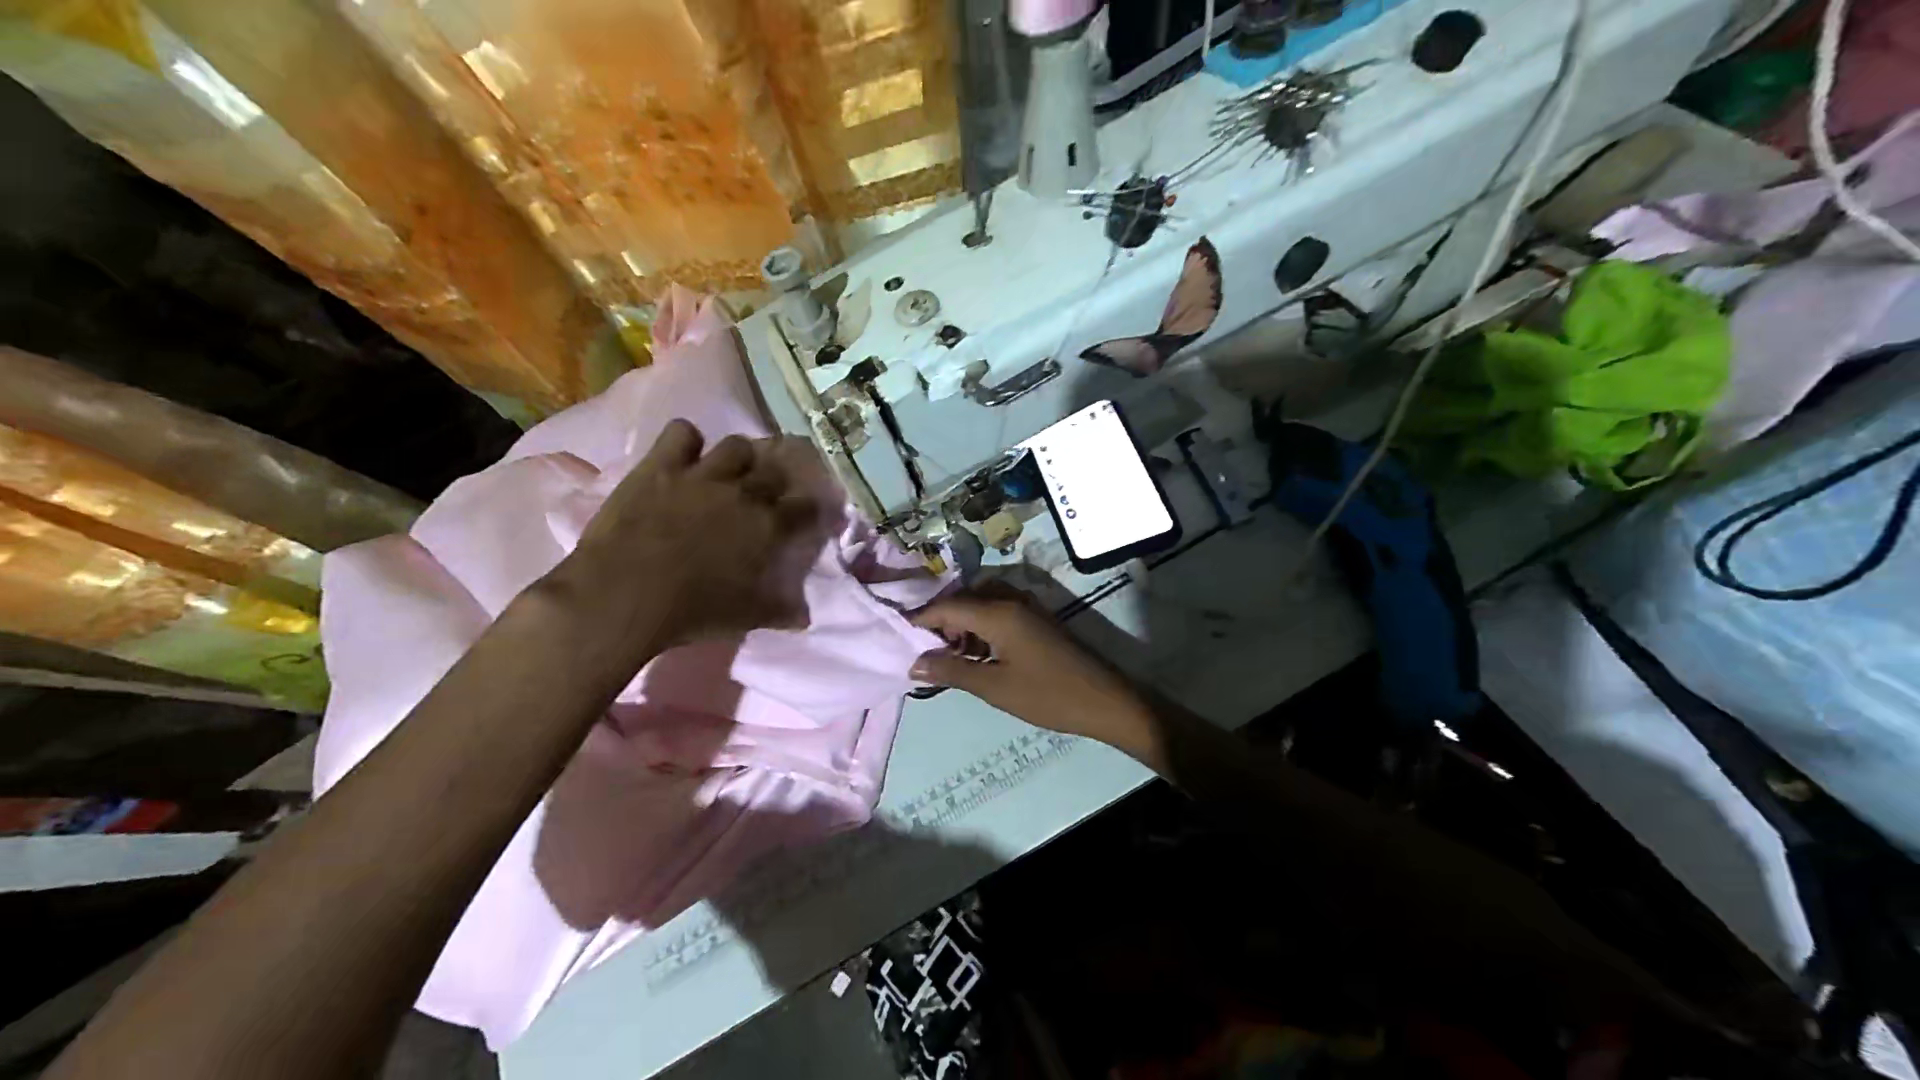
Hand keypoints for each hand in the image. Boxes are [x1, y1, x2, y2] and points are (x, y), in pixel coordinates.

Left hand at [553, 420, 819, 652]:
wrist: (625, 593)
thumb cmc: (692, 610)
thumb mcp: (744, 617)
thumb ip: (779, 610)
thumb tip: (804, 617)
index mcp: (768, 526)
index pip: (806, 508)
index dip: (811, 510)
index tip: (807, 517)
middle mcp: (743, 492)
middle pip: (775, 471)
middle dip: (777, 481)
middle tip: (766, 495)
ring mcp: (702, 474)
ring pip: (737, 446)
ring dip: (739, 457)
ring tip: (730, 471)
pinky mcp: (661, 465)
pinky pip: (682, 432)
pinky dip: (685, 440)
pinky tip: (683, 456)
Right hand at [910, 585, 1155, 751]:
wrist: (1104, 701)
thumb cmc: (1047, 695)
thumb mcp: (994, 687)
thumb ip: (952, 672)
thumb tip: (914, 663)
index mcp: (999, 612)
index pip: (948, 606)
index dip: (922, 619)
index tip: (901, 636)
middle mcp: (1012, 600)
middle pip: (965, 597)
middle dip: (943, 619)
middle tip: (930, 649)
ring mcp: (1028, 607)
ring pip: (983, 601)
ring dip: (964, 622)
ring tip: (954, 655)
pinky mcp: (1038, 620)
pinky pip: (1000, 610)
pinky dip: (982, 625)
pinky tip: (980, 654)